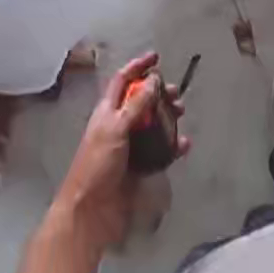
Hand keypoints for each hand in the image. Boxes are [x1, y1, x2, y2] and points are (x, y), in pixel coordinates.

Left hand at [49, 52, 189, 249]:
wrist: (90, 214)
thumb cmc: (97, 166)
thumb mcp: (115, 129)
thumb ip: (136, 104)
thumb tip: (154, 80)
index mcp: (107, 112)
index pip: (122, 80)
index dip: (138, 66)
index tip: (156, 57)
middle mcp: (119, 125)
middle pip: (142, 101)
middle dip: (159, 93)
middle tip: (176, 93)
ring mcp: (129, 147)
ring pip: (153, 123)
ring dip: (168, 117)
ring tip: (181, 115)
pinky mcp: (139, 167)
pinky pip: (160, 151)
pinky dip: (173, 145)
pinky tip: (183, 145)